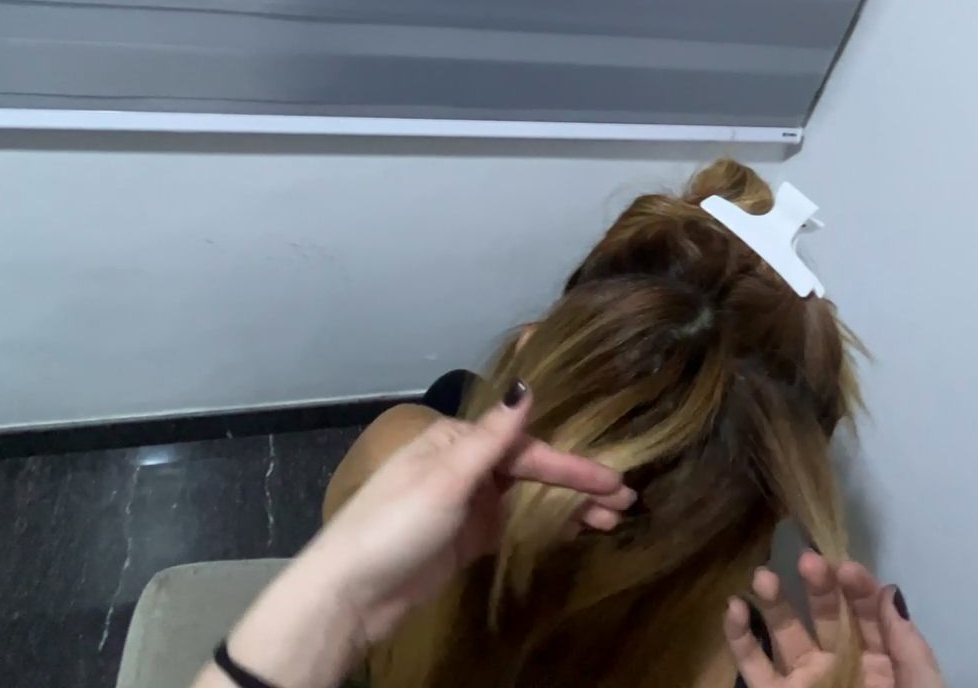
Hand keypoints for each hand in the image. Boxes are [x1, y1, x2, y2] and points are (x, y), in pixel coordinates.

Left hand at [302, 381, 634, 641]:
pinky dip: (544, 527)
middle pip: (532, 472)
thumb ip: (492, 436)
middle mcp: (468, 465)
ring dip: (567, 508)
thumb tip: (527, 384)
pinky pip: (515, 525)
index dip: (571, 465)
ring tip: (612, 521)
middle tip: (626, 501)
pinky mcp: (468, 538)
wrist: (351, 593)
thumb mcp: (447, 478)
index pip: (527, 449)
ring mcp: (469, 504)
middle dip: (578, 485)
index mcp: (460, 441)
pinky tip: (574, 532)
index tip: (614, 479)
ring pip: (528, 499)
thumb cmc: (397, 523)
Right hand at [726, 554, 944, 687]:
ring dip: (773, 599)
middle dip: (816, 586)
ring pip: (784, 631)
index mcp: (885, 671)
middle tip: (807, 563)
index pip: (869, 617)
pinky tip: (735, 607)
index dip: (857, 589)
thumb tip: (888, 589)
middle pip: (826, 616)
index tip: (847, 568)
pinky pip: (752, 664)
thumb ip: (909, 649)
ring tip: (765, 578)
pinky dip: (739, 634)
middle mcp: (842, 669)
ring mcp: (805, 683)